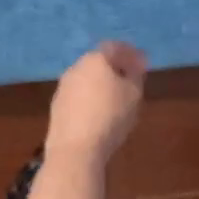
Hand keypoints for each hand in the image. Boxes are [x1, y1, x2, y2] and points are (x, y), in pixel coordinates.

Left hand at [46, 40, 147, 165]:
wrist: (74, 151)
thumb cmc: (110, 116)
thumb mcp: (134, 93)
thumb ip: (136, 76)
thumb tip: (134, 67)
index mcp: (95, 59)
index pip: (115, 47)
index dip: (130, 54)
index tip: (142, 65)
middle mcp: (76, 68)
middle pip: (98, 62)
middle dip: (114, 69)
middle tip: (129, 81)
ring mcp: (63, 89)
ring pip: (86, 80)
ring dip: (101, 85)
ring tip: (115, 100)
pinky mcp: (56, 110)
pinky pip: (78, 97)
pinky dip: (90, 100)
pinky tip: (99, 114)